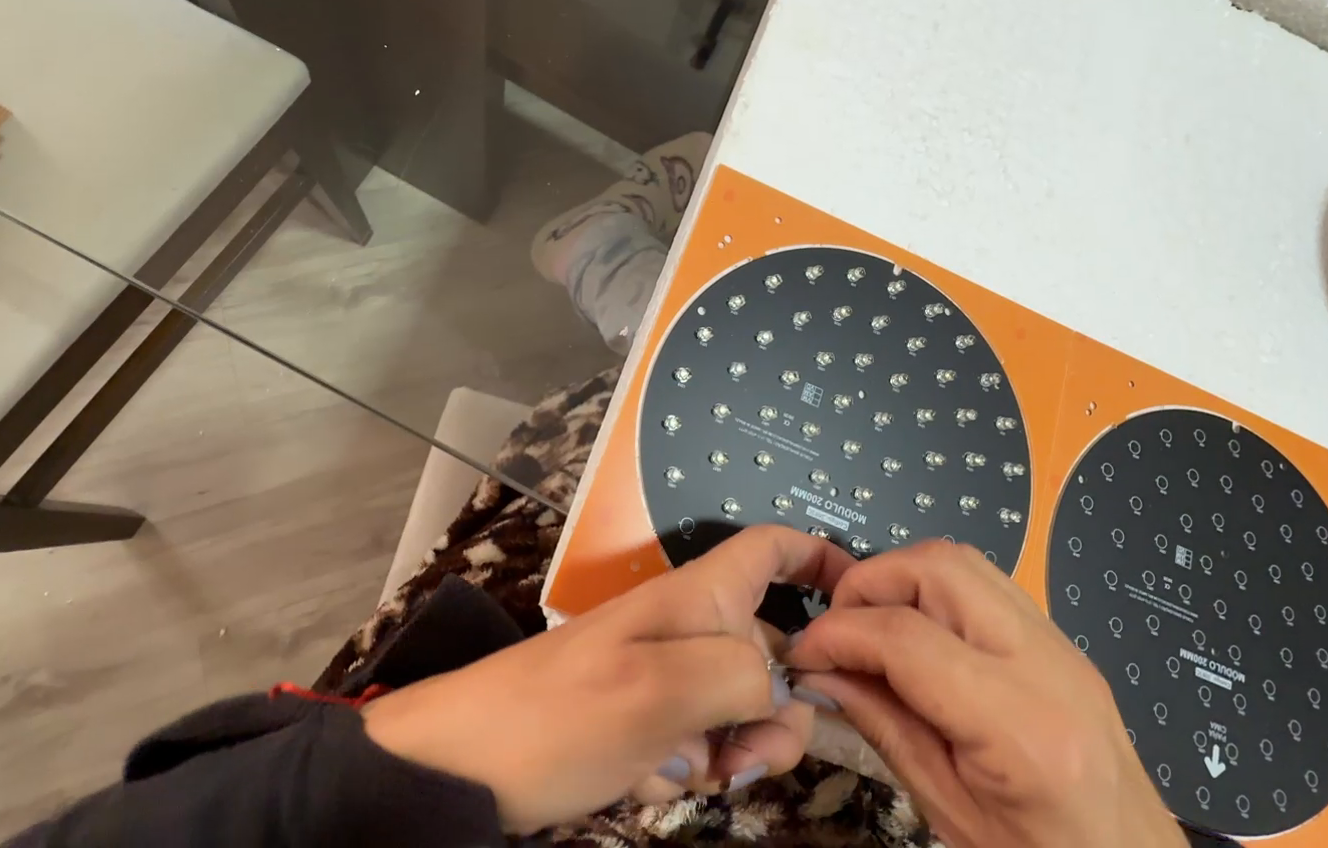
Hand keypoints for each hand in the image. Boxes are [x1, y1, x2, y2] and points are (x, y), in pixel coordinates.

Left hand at [361, 525, 853, 831]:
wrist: (466, 764)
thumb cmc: (559, 714)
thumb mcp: (658, 689)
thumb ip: (739, 672)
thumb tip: (783, 681)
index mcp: (698, 596)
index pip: (772, 547)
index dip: (821, 557)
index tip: (861, 605)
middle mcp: (691, 626)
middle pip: (775, 648)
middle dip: (778, 708)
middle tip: (741, 758)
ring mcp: (668, 674)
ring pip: (743, 705)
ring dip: (733, 748)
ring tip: (682, 773)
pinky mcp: (648, 718)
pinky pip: (701, 740)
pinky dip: (688, 767)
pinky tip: (644, 780)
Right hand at [784, 541, 1185, 847]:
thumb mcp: (947, 809)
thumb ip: (883, 726)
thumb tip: (821, 671)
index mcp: (1019, 726)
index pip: (905, 638)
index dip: (838, 634)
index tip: (804, 652)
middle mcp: (1046, 663)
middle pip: (938, 568)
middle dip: (869, 581)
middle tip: (837, 627)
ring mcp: (1060, 642)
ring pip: (962, 559)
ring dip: (901, 575)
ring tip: (871, 624)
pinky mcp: (1060, 638)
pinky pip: (985, 580)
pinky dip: (933, 587)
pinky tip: (914, 629)